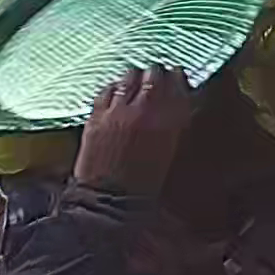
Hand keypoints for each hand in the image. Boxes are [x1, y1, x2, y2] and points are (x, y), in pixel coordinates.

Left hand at [74, 66, 192, 195]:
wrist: (109, 201)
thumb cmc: (145, 179)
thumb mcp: (171, 145)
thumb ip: (175, 117)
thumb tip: (177, 97)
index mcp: (172, 118)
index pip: (178, 80)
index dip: (176, 75)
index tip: (175, 75)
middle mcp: (147, 109)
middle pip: (154, 74)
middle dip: (155, 73)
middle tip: (154, 75)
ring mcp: (120, 112)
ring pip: (129, 77)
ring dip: (134, 77)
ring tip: (134, 80)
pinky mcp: (97, 117)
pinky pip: (106, 90)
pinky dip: (112, 87)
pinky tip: (115, 92)